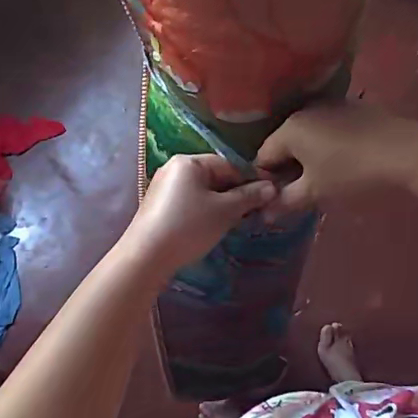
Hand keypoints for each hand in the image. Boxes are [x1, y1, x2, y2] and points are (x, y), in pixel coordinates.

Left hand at [120, 154, 276, 275]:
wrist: (146, 256)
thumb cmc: (188, 226)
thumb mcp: (225, 211)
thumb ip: (249, 196)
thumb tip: (271, 187)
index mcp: (188, 161)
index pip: (228, 165)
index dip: (250, 180)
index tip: (267, 198)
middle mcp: (173, 168)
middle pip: (215, 176)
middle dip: (235, 194)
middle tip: (253, 213)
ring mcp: (163, 187)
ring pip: (202, 191)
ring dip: (221, 205)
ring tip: (235, 222)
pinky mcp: (158, 206)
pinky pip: (189, 201)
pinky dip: (204, 211)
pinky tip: (211, 227)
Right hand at [256, 103, 417, 215]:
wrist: (406, 151)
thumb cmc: (351, 172)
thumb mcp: (316, 192)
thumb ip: (286, 201)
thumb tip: (265, 212)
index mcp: (289, 129)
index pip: (263, 156)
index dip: (268, 179)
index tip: (281, 196)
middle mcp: (304, 111)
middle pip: (285, 142)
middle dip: (289, 166)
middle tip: (304, 189)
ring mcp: (330, 105)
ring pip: (308, 134)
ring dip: (309, 153)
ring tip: (326, 175)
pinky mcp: (354, 106)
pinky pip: (329, 126)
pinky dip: (329, 142)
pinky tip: (346, 158)